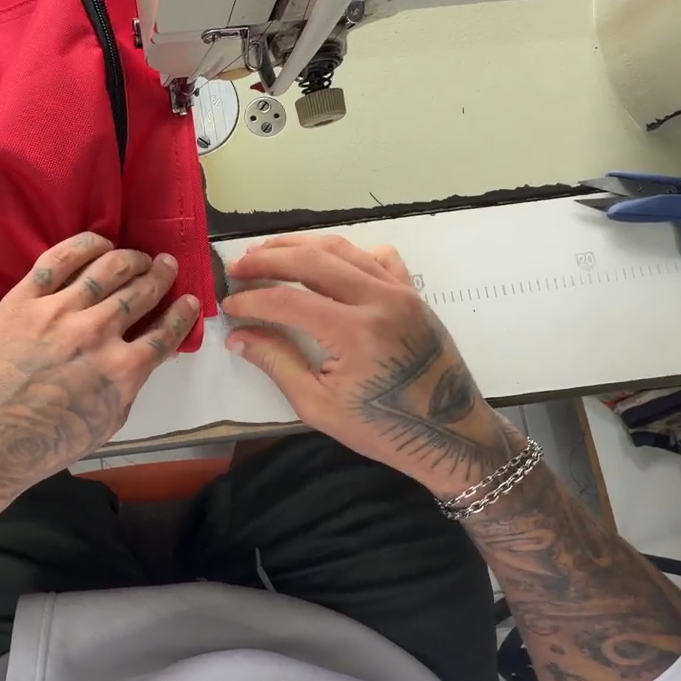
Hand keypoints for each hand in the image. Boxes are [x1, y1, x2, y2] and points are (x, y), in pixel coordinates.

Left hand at [0, 232, 200, 502]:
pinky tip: (100, 242)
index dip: (182, 314)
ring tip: (139, 256)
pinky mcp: (23, 299)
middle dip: (160, 276)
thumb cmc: (47, 443)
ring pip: (107, 269)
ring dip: (131, 258)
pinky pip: (59, 259)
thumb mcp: (106, 423)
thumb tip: (144, 358)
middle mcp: (97, 333)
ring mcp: (59, 312)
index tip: (189, 300)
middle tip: (166, 266)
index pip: (165, 332)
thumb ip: (129, 386)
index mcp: (122, 370)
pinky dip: (85, 245)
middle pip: (140, 292)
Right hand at [221, 234, 514, 496]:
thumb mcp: (318, 405)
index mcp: (355, 333)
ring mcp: (401, 292)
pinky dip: (346, 253)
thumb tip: (238, 336)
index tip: (229, 306)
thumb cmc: (383, 430)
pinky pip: (376, 257)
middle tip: (238, 267)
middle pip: (312, 260)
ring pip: (342, 249)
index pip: (288, 301)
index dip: (252, 300)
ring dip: (300, 246)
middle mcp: (379, 301)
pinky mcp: (413, 293)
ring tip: (267, 252)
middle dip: (268, 259)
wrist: (452, 435)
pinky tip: (325, 263)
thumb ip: (277, 362)